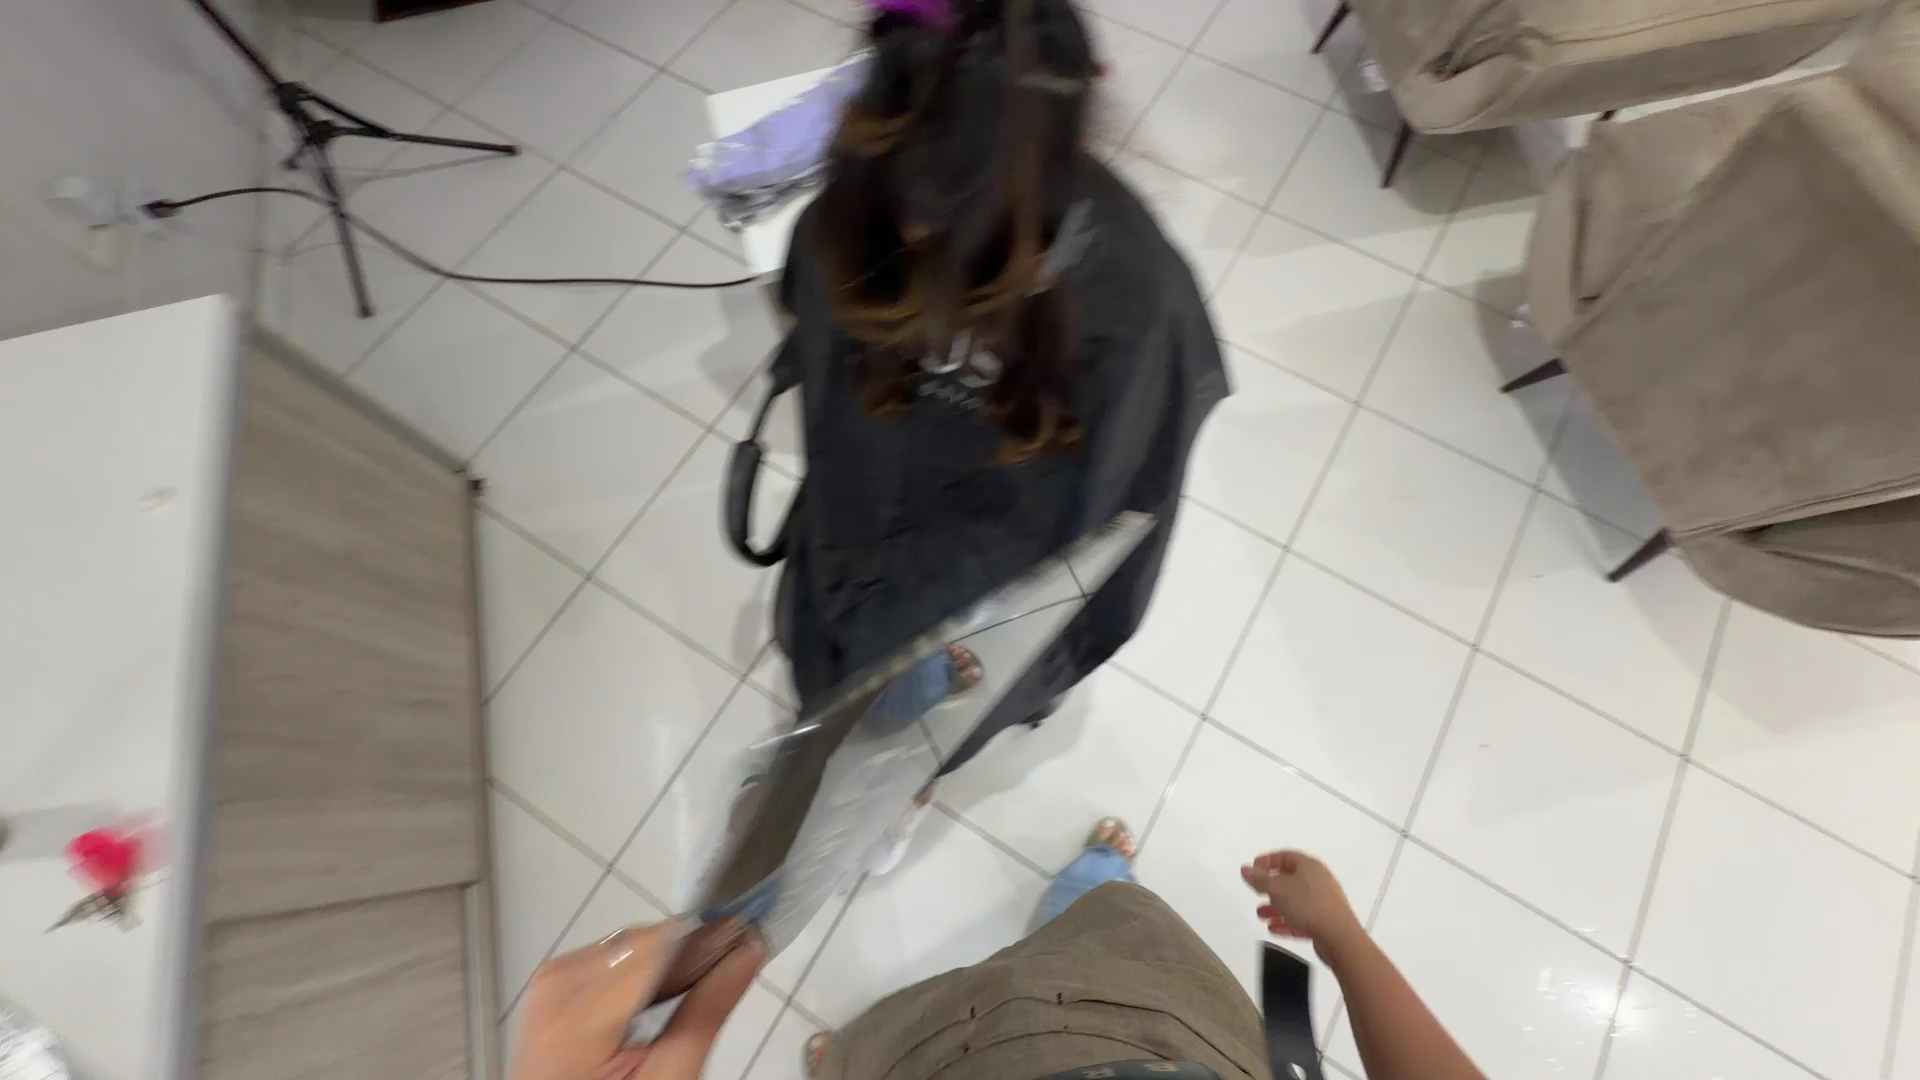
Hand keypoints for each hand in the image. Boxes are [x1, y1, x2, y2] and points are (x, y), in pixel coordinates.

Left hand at [511, 918, 764, 1079]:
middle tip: (731, 966)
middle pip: (645, 942)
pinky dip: (646, 968)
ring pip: (635, 942)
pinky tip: (664, 992)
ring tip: (698, 985)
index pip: (657, 946)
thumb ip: (707, 1012)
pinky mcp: (555, 982)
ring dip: (670, 960)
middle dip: (689, 953)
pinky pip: (615, 954)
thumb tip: (750, 948)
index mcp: (577, 1016)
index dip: (707, 937)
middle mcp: (558, 983)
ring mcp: (553, 980)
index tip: (751, 935)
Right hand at [1240, 850, 1361, 952]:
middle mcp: (1318, 880)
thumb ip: (1258, 879)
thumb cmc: (1307, 905)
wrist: (1340, 938)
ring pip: (1295, 900)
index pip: (1285, 856)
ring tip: (1261, 915)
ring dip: (1276, 907)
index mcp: (1309, 866)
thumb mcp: (1276, 888)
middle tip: (1257, 893)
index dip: (1267, 861)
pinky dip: (1287, 921)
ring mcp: (1324, 902)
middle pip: (1290, 879)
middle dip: (1270, 888)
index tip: (1253, 869)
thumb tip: (1245, 869)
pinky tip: (1274, 929)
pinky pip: (1303, 918)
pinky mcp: (1327, 922)